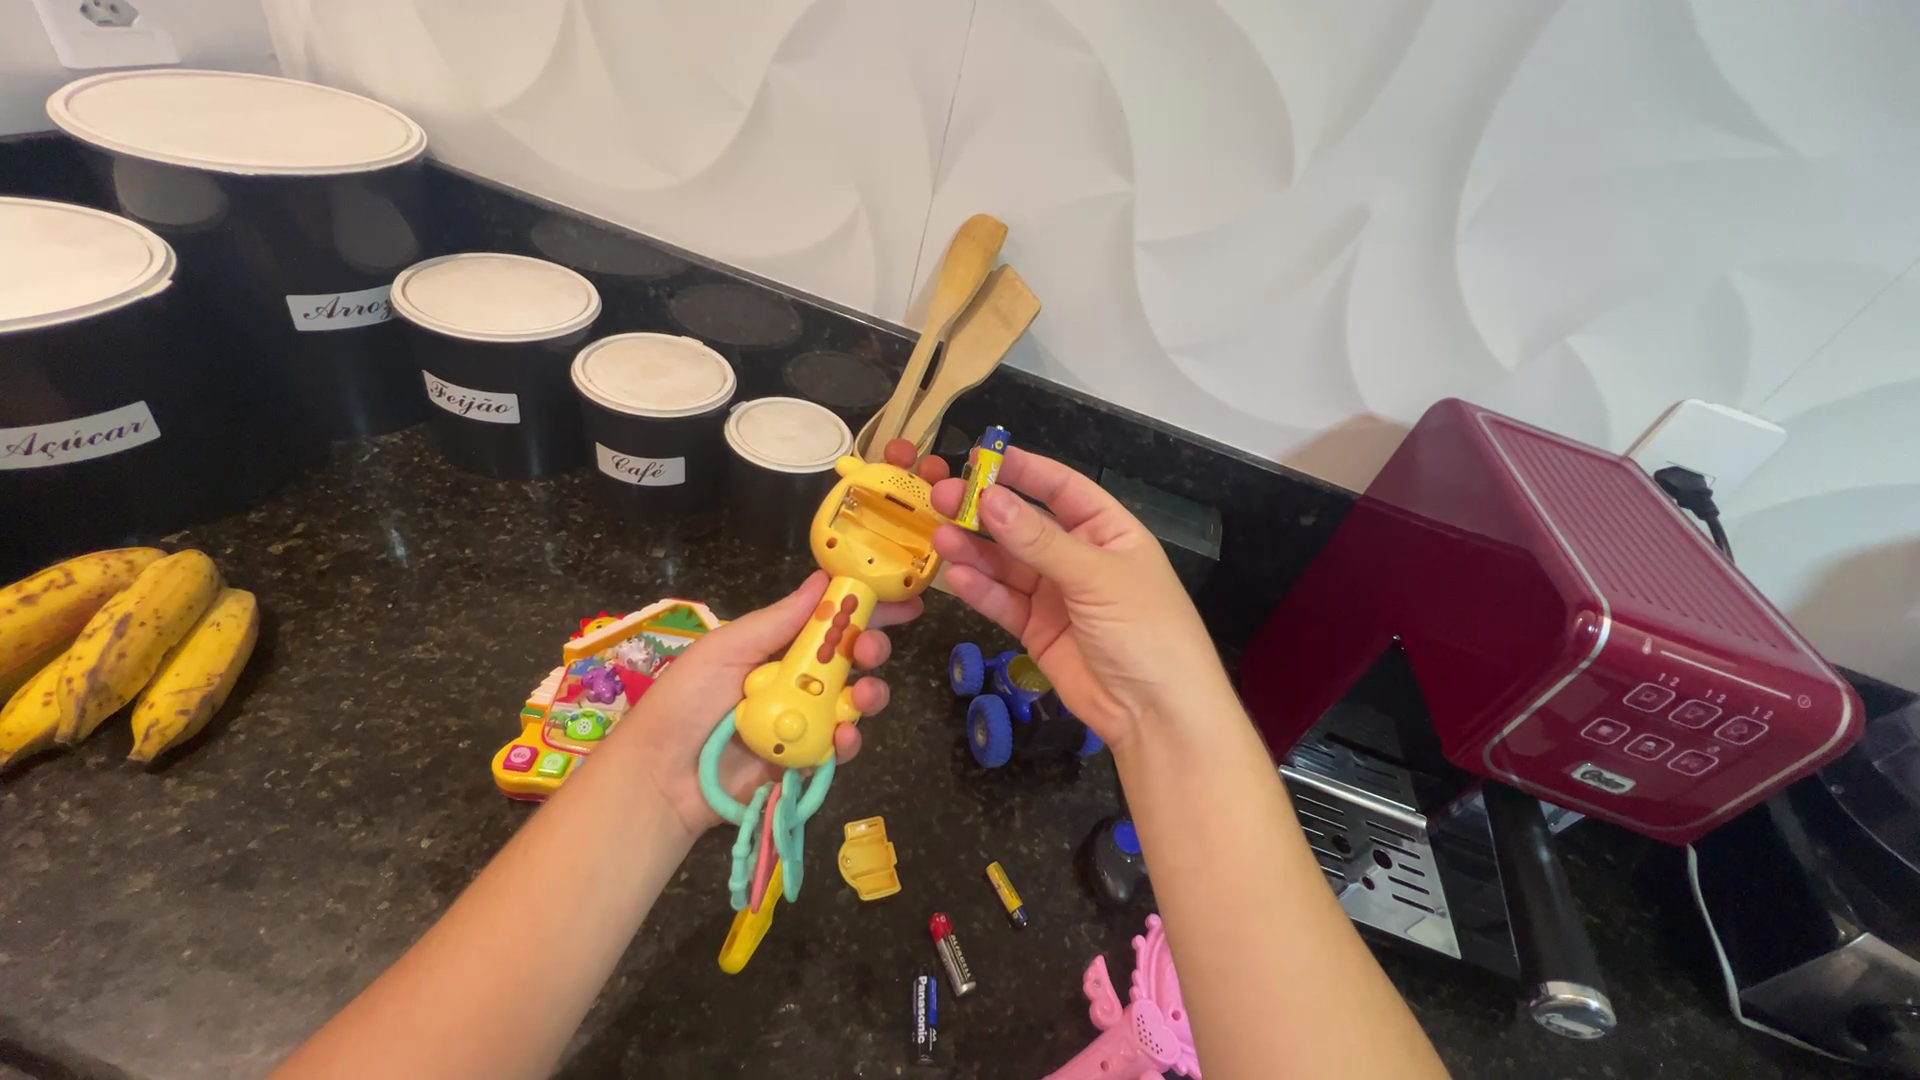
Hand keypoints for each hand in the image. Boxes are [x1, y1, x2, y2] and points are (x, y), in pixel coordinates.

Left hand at [615, 571, 920, 838]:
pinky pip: (841, 746)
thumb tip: (823, 579)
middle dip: (872, 648)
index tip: (904, 601)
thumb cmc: (686, 701)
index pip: (831, 621)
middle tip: (871, 650)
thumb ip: (779, 620)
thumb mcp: (727, 649)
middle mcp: (799, 680)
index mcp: (779, 647)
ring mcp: (806, 720)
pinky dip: (849, 740)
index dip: (868, 609)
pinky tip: (843, 737)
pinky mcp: (807, 758)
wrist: (660, 776)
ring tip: (863, 696)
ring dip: (870, 693)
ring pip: (856, 701)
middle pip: (852, 659)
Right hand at [923, 444, 1226, 750]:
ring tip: (940, 537)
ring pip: (1007, 564)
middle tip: (942, 497)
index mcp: (1109, 532)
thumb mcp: (1096, 578)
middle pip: (1026, 525)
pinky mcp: (1037, 630)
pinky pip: (1004, 602)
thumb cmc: (1145, 631)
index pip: (1062, 488)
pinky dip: (981, 590)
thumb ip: (1040, 541)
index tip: (980, 457)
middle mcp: (1080, 557)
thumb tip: (990, 499)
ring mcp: (1057, 595)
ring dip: (976, 550)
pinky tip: (957, 577)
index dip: (1023, 470)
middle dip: (986, 511)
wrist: (1156, 715)